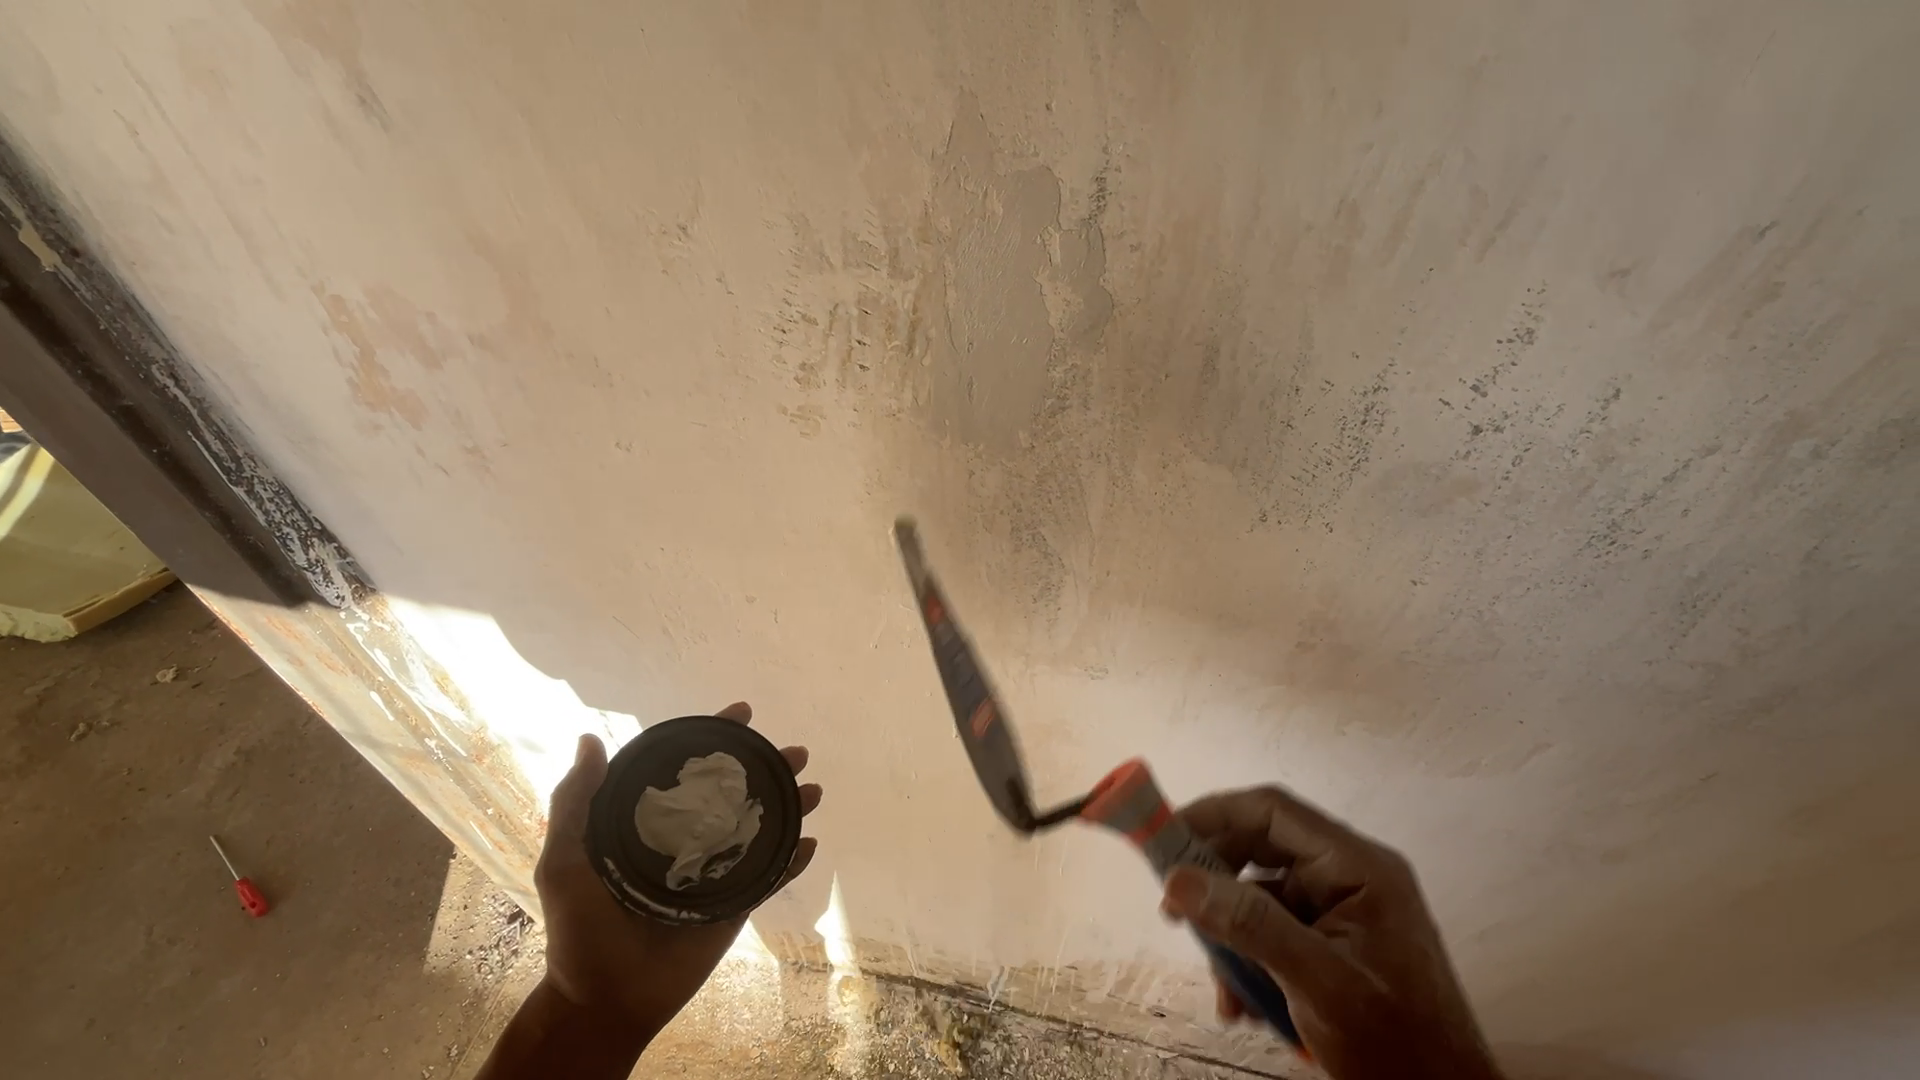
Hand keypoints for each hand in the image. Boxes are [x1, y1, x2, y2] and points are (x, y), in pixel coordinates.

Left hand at [534, 701, 821, 1036]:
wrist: (604, 999)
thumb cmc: (580, 930)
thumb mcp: (565, 862)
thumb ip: (575, 803)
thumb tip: (590, 739)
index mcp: (654, 822)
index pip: (690, 769)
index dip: (717, 737)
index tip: (744, 713)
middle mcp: (690, 837)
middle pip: (737, 792)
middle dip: (770, 768)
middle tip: (795, 752)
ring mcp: (717, 871)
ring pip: (761, 829)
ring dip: (791, 807)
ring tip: (813, 790)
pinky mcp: (734, 905)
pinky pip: (770, 878)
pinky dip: (792, 861)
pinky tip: (808, 843)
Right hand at [1161, 786, 1497, 1079]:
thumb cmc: (1396, 1042)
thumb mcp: (1318, 982)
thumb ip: (1249, 925)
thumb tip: (1176, 879)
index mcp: (1357, 866)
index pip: (1272, 811)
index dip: (1214, 814)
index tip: (1164, 838)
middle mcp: (1349, 875)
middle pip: (1261, 848)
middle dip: (1214, 881)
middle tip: (1174, 911)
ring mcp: (1341, 909)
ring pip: (1260, 894)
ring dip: (1230, 935)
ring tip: (1223, 985)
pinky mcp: (1332, 943)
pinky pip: (1273, 930)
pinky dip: (1249, 960)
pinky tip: (1244, 1003)